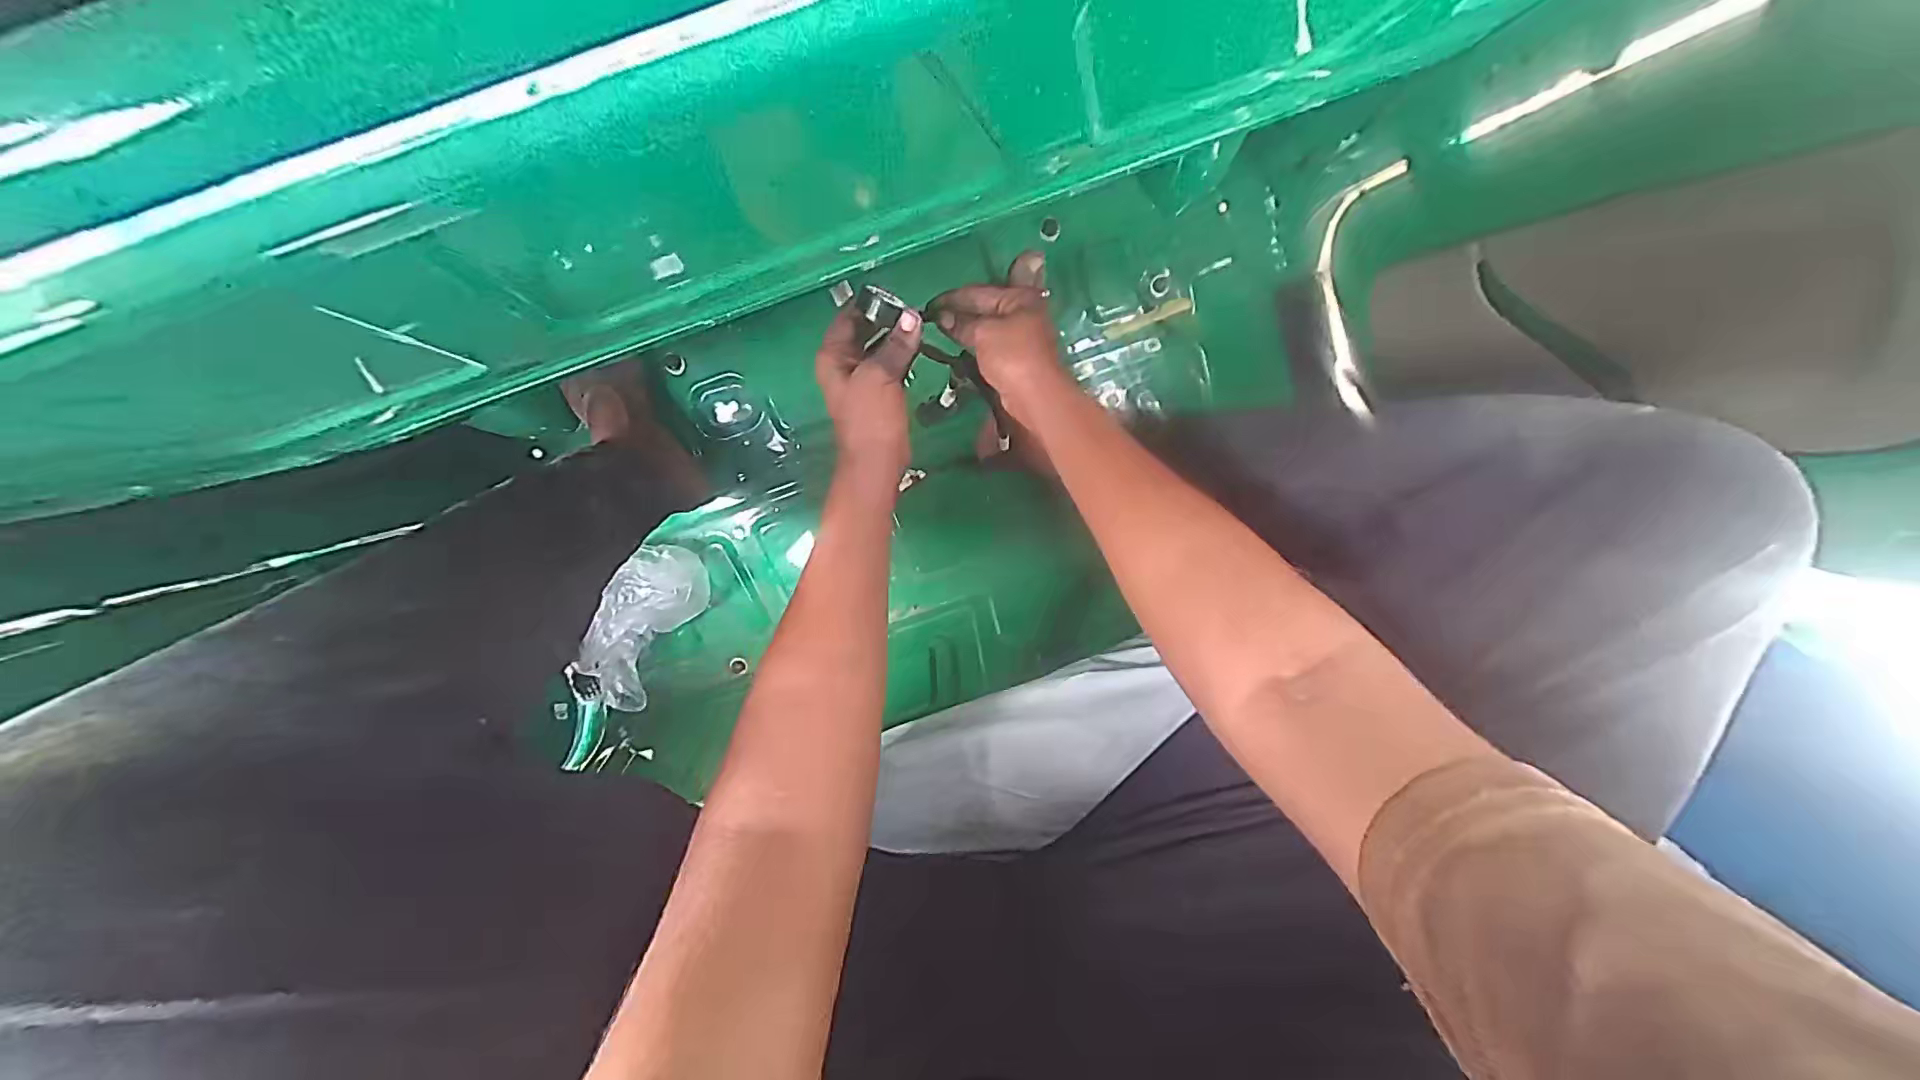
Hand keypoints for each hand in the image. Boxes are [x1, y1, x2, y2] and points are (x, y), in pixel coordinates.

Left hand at [814, 302, 922, 483]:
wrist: (877, 462)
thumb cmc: (870, 419)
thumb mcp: (881, 375)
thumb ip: (896, 344)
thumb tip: (912, 316)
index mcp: (833, 356)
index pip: (849, 316)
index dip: (870, 303)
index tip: (898, 295)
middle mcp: (843, 363)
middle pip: (865, 330)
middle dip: (888, 319)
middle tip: (915, 309)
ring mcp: (861, 378)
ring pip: (879, 347)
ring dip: (897, 337)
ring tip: (921, 325)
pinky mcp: (879, 391)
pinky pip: (890, 363)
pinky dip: (902, 355)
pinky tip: (919, 348)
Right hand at [928, 252, 1072, 416]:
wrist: (1035, 395)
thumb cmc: (1012, 356)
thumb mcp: (983, 333)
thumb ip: (962, 323)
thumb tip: (942, 318)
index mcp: (1019, 298)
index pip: (978, 291)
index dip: (951, 298)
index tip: (929, 305)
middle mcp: (1024, 312)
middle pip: (985, 307)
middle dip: (960, 311)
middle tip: (932, 316)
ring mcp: (1022, 336)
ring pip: (988, 327)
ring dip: (967, 328)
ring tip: (941, 329)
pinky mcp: (1017, 357)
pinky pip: (991, 344)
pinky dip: (975, 343)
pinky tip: (960, 345)